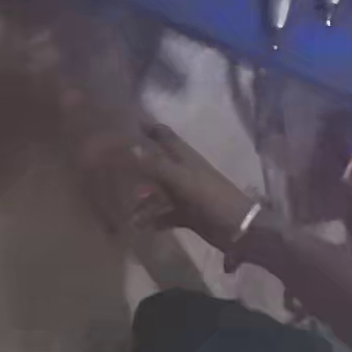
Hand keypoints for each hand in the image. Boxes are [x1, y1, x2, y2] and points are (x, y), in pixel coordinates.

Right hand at [121, 123, 261, 254]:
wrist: (240, 229)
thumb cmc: (211, 198)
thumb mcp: (181, 180)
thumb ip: (155, 164)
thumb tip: (129, 146)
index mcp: (184, 157)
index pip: (164, 135)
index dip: (148, 127)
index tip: (127, 121)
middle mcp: (183, 171)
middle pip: (157, 162)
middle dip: (137, 163)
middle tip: (111, 166)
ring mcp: (185, 193)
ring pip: (158, 191)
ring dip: (142, 198)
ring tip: (123, 208)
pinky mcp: (187, 214)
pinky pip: (164, 213)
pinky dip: (152, 218)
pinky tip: (138, 226)